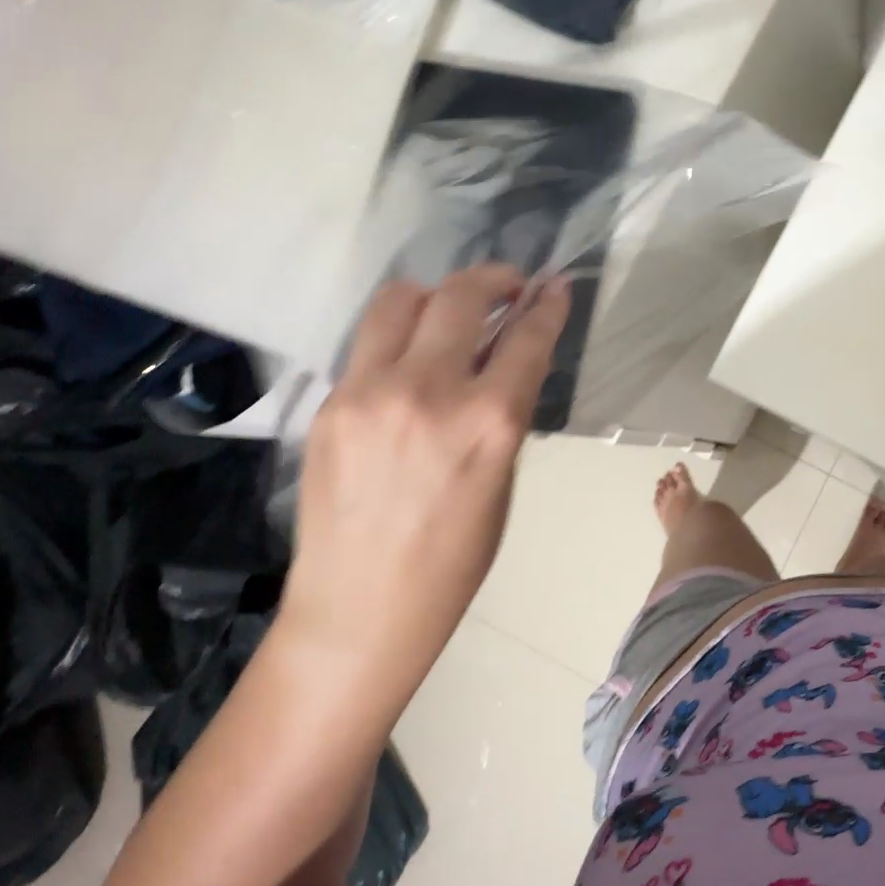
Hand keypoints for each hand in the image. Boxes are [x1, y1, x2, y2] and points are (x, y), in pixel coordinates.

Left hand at [278, 266, 570, 678]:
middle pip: (461, 296)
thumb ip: (503, 412)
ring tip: (451, 309)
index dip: (546, 305)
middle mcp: (429, 391)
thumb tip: (504, 359)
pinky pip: (368, 343)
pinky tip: (410, 358)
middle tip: (507, 285)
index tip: (554, 286)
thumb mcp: (502, 481)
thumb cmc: (454, 559)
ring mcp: (369, 392)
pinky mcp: (330, 402)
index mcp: (489, 422)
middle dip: (493, 279)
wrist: (362, 606)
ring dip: (436, 294)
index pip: (526, 337)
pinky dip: (398, 335)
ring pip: (401, 300)